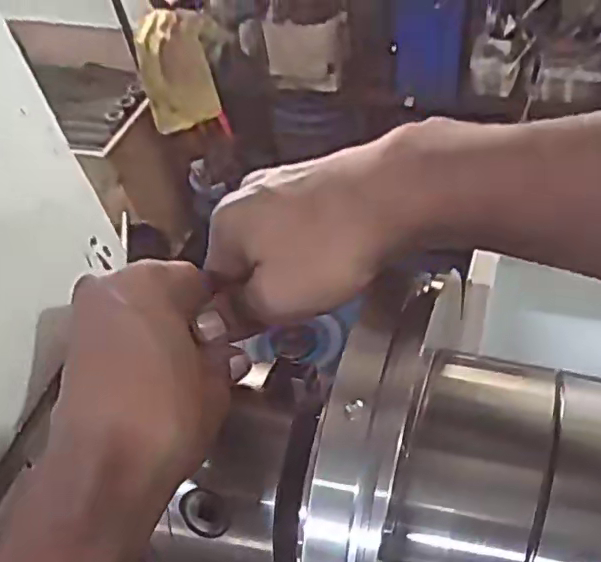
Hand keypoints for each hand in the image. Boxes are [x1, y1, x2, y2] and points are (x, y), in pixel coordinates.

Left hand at [46, 261, 239, 502]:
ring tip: (183, 376)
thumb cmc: (166, 419)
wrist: (105, 467)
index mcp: (148, 283)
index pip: (195, 277)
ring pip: (134, 316)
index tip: (231, 333)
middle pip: (158, 291)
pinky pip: (115, 341)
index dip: (217, 306)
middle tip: (209, 356)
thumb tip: (225, 351)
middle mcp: (107, 289)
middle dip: (184, 318)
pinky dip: (135, 355)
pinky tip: (154, 387)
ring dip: (158, 337)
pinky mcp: (72, 353)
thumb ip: (222, 358)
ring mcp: (83, 320)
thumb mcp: (215, 387)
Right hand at [206, 123, 446, 325]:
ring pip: (275, 249)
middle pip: (244, 264)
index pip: (211, 285)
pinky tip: (334, 264)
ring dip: (292, 276)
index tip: (255, 334)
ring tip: (319, 289)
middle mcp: (245, 197)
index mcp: (223, 225)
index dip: (233, 316)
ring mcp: (281, 187)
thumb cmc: (330, 248)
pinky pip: (304, 234)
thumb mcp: (274, 301)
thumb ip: (238, 314)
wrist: (389, 198)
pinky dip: (315, 254)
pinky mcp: (315, 187)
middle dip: (265, 294)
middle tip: (293, 316)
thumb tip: (211, 322)